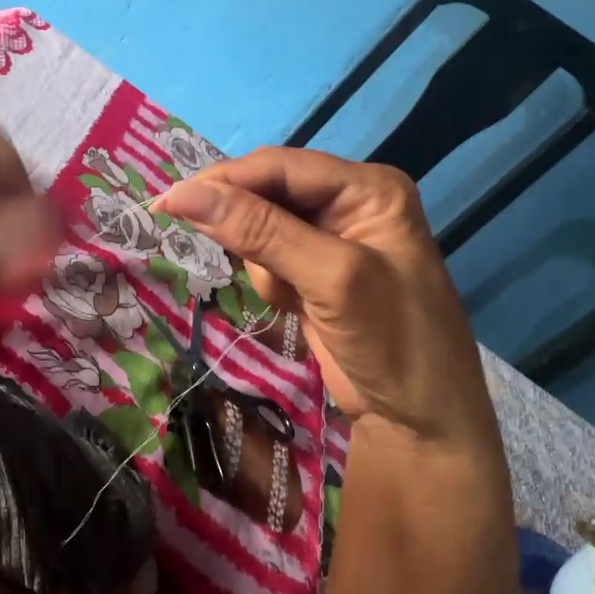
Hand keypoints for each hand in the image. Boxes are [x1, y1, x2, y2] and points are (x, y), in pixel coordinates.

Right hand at [157, 147, 496, 448]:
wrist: (424, 428)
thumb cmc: (394, 344)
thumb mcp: (330, 278)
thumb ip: (258, 229)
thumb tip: (182, 193)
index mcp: (368, 186)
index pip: (280, 166)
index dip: (224, 180)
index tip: (170, 202)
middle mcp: (351, 201)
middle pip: (267, 191)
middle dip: (246, 225)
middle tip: (224, 255)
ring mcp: (334, 237)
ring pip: (260, 225)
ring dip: (260, 260)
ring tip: (289, 297)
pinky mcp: (317, 270)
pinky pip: (268, 256)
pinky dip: (269, 280)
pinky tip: (294, 307)